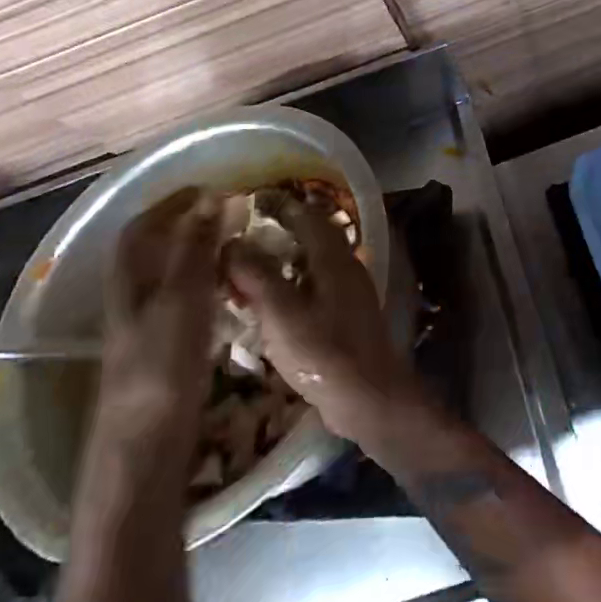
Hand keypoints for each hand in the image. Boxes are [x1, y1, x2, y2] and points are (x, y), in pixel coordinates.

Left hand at [97, 187, 220, 426]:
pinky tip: (231, 294)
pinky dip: (208, 285)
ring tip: (238, 247)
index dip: (173, 202)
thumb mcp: (183, 297)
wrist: (146, 443)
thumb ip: (195, 247)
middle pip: (156, 248)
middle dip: (190, 225)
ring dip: (201, 254)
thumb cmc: (162, 364)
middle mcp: (133, 295)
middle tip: (232, 217)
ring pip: (173, 274)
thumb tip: (210, 197)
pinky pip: (187, 301)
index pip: (144, 224)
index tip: (211, 189)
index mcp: (130, 277)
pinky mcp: (164, 348)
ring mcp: (147, 324)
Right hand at [224, 195, 421, 441]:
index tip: (249, 204)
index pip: (307, 216)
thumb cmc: (323, 352)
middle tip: (242, 239)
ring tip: (249, 271)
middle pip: (311, 238)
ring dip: (284, 262)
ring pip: (313, 265)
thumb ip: (256, 275)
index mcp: (334, 258)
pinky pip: (316, 289)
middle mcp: (346, 267)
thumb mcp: (281, 313)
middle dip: (278, 234)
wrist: (368, 398)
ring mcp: (350, 293)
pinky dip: (292, 287)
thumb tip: (232, 243)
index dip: (279, 206)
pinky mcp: (347, 317)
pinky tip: (271, 305)